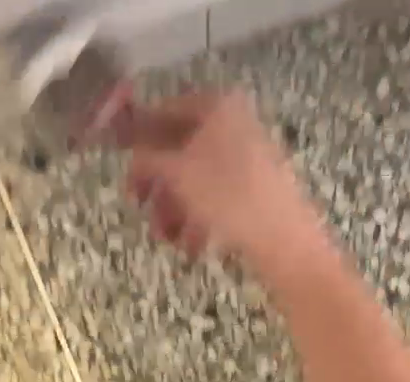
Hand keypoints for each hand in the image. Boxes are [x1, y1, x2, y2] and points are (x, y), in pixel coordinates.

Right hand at [117, 91, 337, 279]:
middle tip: (140, 210)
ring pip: (199, 182)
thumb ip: (147, 159)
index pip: (166, 112)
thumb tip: (134, 156)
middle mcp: (237, 125)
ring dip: (176, 211)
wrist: (285, 241)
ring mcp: (251, 159)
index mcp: (219, 106)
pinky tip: (193, 247)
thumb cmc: (228, 197)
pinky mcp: (260, 192)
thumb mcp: (177, 173)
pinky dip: (201, 221)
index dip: (140, 140)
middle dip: (160, 188)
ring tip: (170, 241)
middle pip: (182, 152)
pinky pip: (220, 200)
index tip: (124, 164)